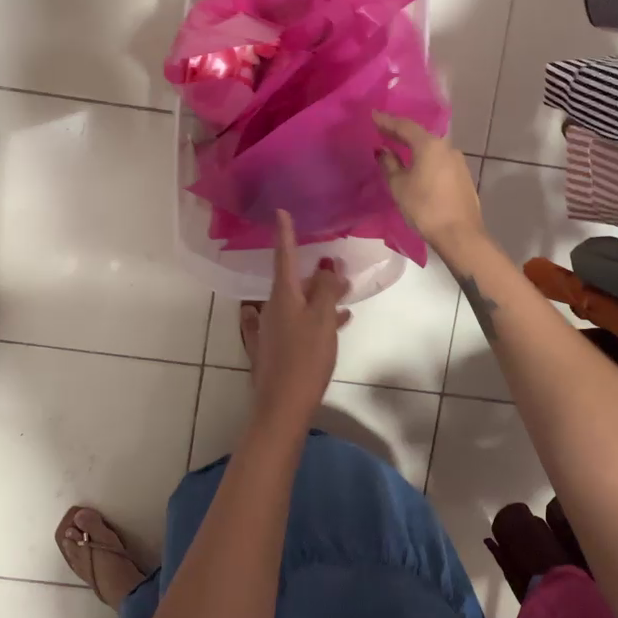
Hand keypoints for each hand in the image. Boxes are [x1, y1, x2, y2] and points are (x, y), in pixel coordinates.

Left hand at [242, 210, 350, 432]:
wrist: (282, 406)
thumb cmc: (304, 359)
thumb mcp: (321, 320)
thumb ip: (326, 291)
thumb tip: (327, 266)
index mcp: (282, 296)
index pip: (284, 256)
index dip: (285, 233)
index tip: (281, 211)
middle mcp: (272, 308)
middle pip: (293, 282)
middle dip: (315, 272)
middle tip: (336, 264)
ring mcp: (272, 330)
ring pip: (299, 303)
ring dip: (320, 296)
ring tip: (345, 295)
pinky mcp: (277, 350)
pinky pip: (299, 324)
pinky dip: (316, 318)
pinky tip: (336, 323)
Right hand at [374, 111, 483, 249]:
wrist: (460, 234)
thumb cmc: (424, 207)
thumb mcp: (399, 186)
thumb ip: (389, 164)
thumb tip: (383, 150)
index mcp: (430, 145)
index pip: (404, 126)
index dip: (387, 121)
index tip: (373, 116)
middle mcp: (447, 147)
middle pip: (420, 135)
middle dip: (401, 133)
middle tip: (383, 131)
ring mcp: (458, 162)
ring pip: (431, 148)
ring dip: (414, 147)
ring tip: (398, 149)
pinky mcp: (463, 176)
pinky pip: (439, 160)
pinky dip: (425, 159)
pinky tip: (416, 166)